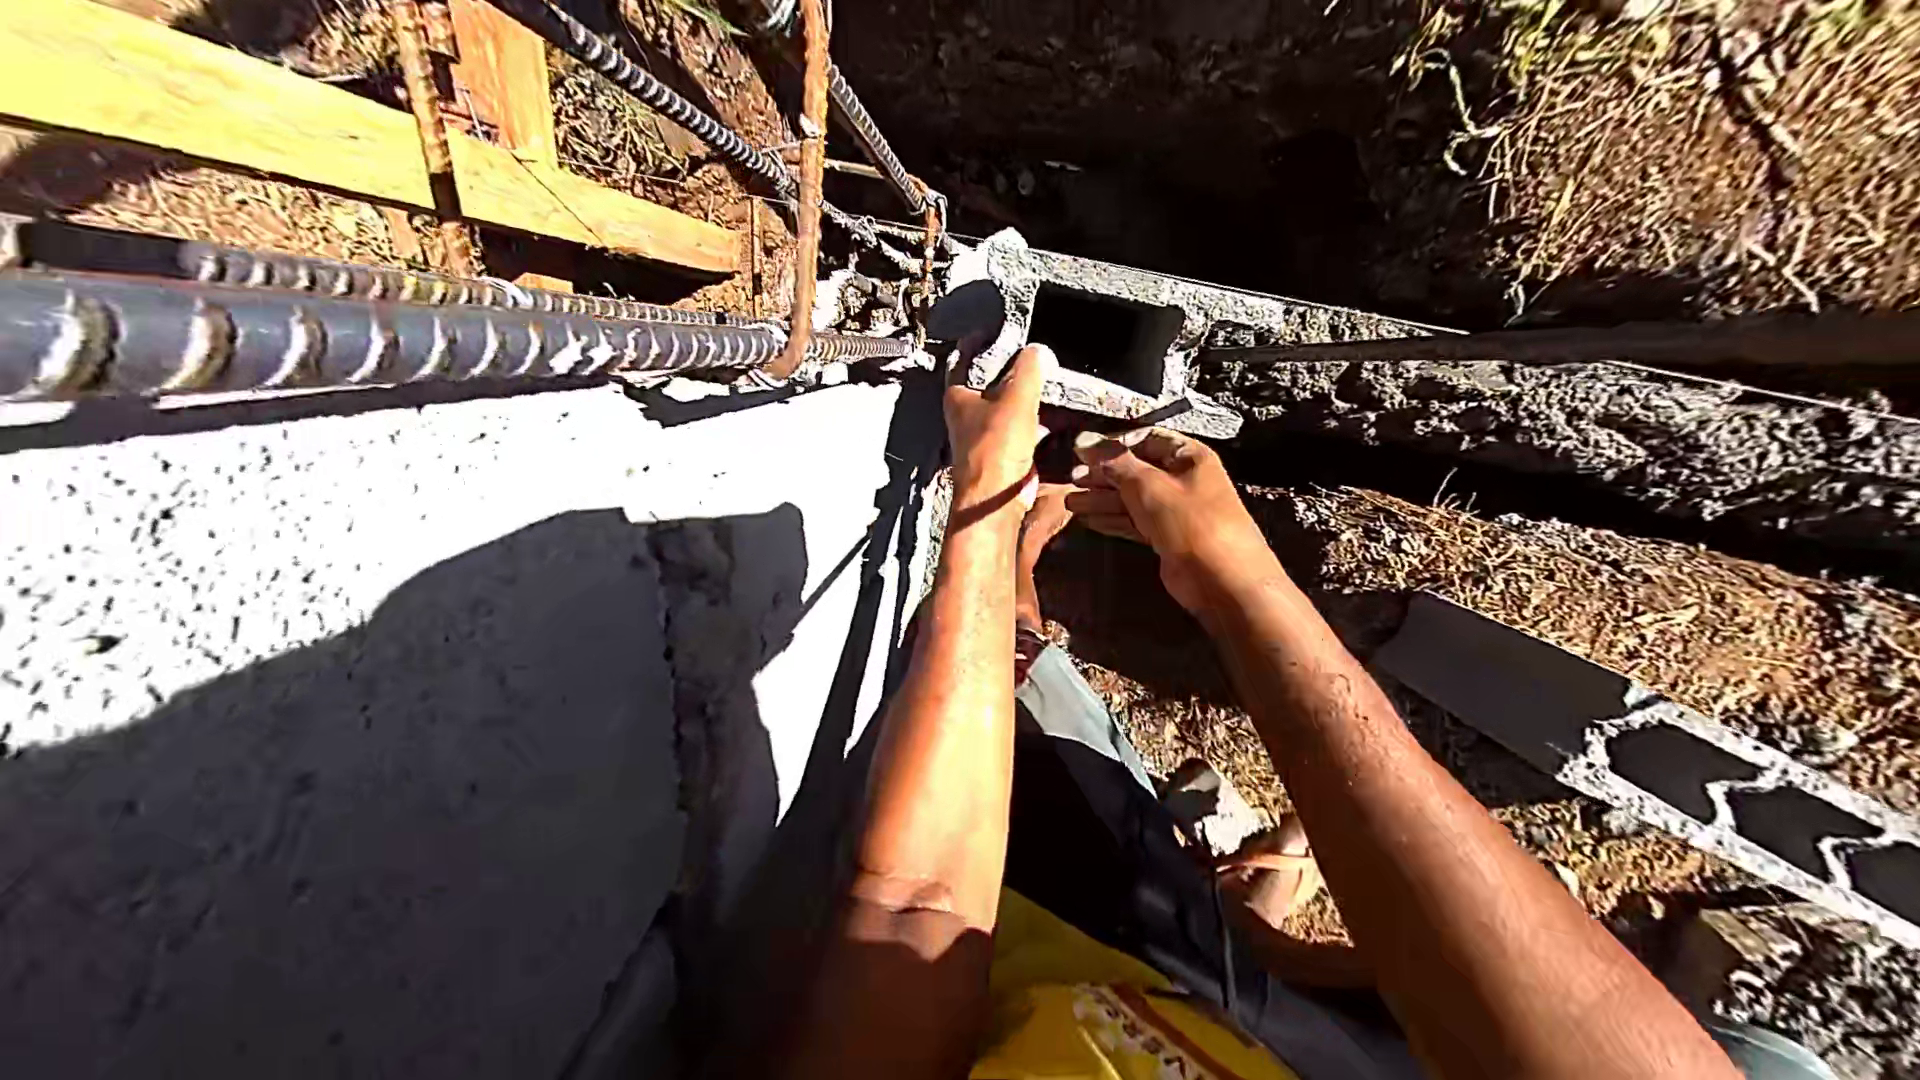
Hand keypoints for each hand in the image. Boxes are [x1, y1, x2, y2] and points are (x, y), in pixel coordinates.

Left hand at [944, 345, 1051, 521]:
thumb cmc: (994, 450)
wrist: (997, 496)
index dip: (976, 343)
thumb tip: (1038, 352)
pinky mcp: (1003, 455)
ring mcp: (984, 437)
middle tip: (1031, 360)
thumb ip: (1029, 369)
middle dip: (1011, 374)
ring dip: (1027, 400)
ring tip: (1049, 386)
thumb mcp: (1016, 398)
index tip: (991, 331)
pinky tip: (1055, 419)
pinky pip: (1022, 431)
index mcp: (958, 398)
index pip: (961, 360)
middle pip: (990, 385)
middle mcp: (967, 417)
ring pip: (1008, 409)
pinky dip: (1037, 424)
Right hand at [1065, 428, 1281, 611]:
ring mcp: (1174, 511)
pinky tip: (1088, 520)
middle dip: (1103, 475)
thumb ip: (1113, 462)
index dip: (1113, 444)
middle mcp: (1182, 480)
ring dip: (1102, 499)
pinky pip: (1134, 522)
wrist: (1222, 580)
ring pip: (1132, 499)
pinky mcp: (1166, 538)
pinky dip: (1112, 520)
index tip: (1082, 453)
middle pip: (1136, 470)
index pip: (1146, 439)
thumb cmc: (1190, 522)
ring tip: (1071, 502)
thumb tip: (1083, 439)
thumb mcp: (1148, 485)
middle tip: (1072, 480)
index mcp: (1188, 457)